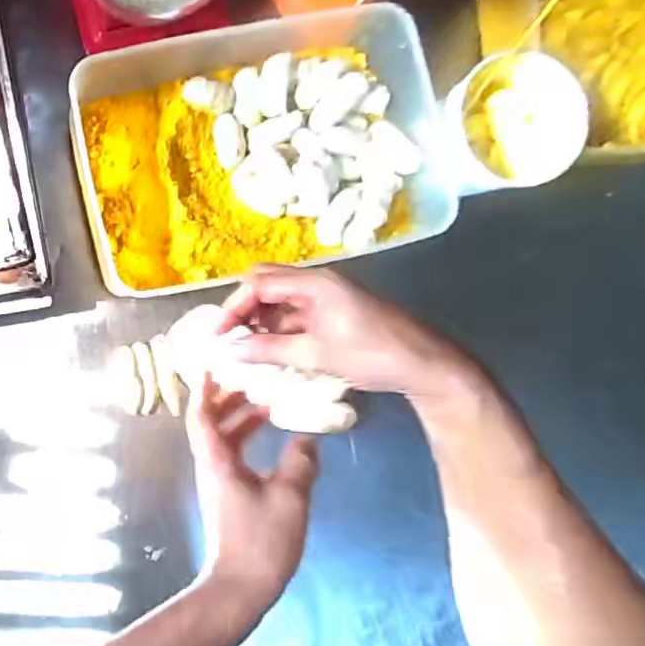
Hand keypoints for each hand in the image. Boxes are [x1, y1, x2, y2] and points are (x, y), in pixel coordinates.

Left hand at [186, 376, 319, 603]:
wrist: (240, 586)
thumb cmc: (261, 541)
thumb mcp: (289, 497)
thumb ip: (300, 461)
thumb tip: (310, 436)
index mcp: (216, 461)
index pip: (200, 415)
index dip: (204, 389)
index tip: (213, 365)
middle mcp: (210, 467)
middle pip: (209, 424)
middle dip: (227, 399)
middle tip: (252, 379)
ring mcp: (217, 482)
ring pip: (222, 440)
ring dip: (239, 420)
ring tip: (268, 403)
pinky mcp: (227, 495)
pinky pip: (232, 456)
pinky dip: (246, 441)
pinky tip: (271, 440)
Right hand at [218, 265, 473, 399]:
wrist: (425, 364)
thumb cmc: (371, 356)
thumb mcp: (314, 356)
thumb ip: (268, 350)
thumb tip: (230, 350)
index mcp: (313, 284)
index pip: (258, 283)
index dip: (232, 307)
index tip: (219, 334)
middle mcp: (317, 281)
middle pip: (266, 280)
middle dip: (243, 305)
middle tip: (231, 334)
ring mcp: (326, 294)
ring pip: (279, 295)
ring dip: (259, 316)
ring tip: (247, 345)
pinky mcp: (333, 308)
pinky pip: (294, 309)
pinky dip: (277, 324)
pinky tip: (271, 347)